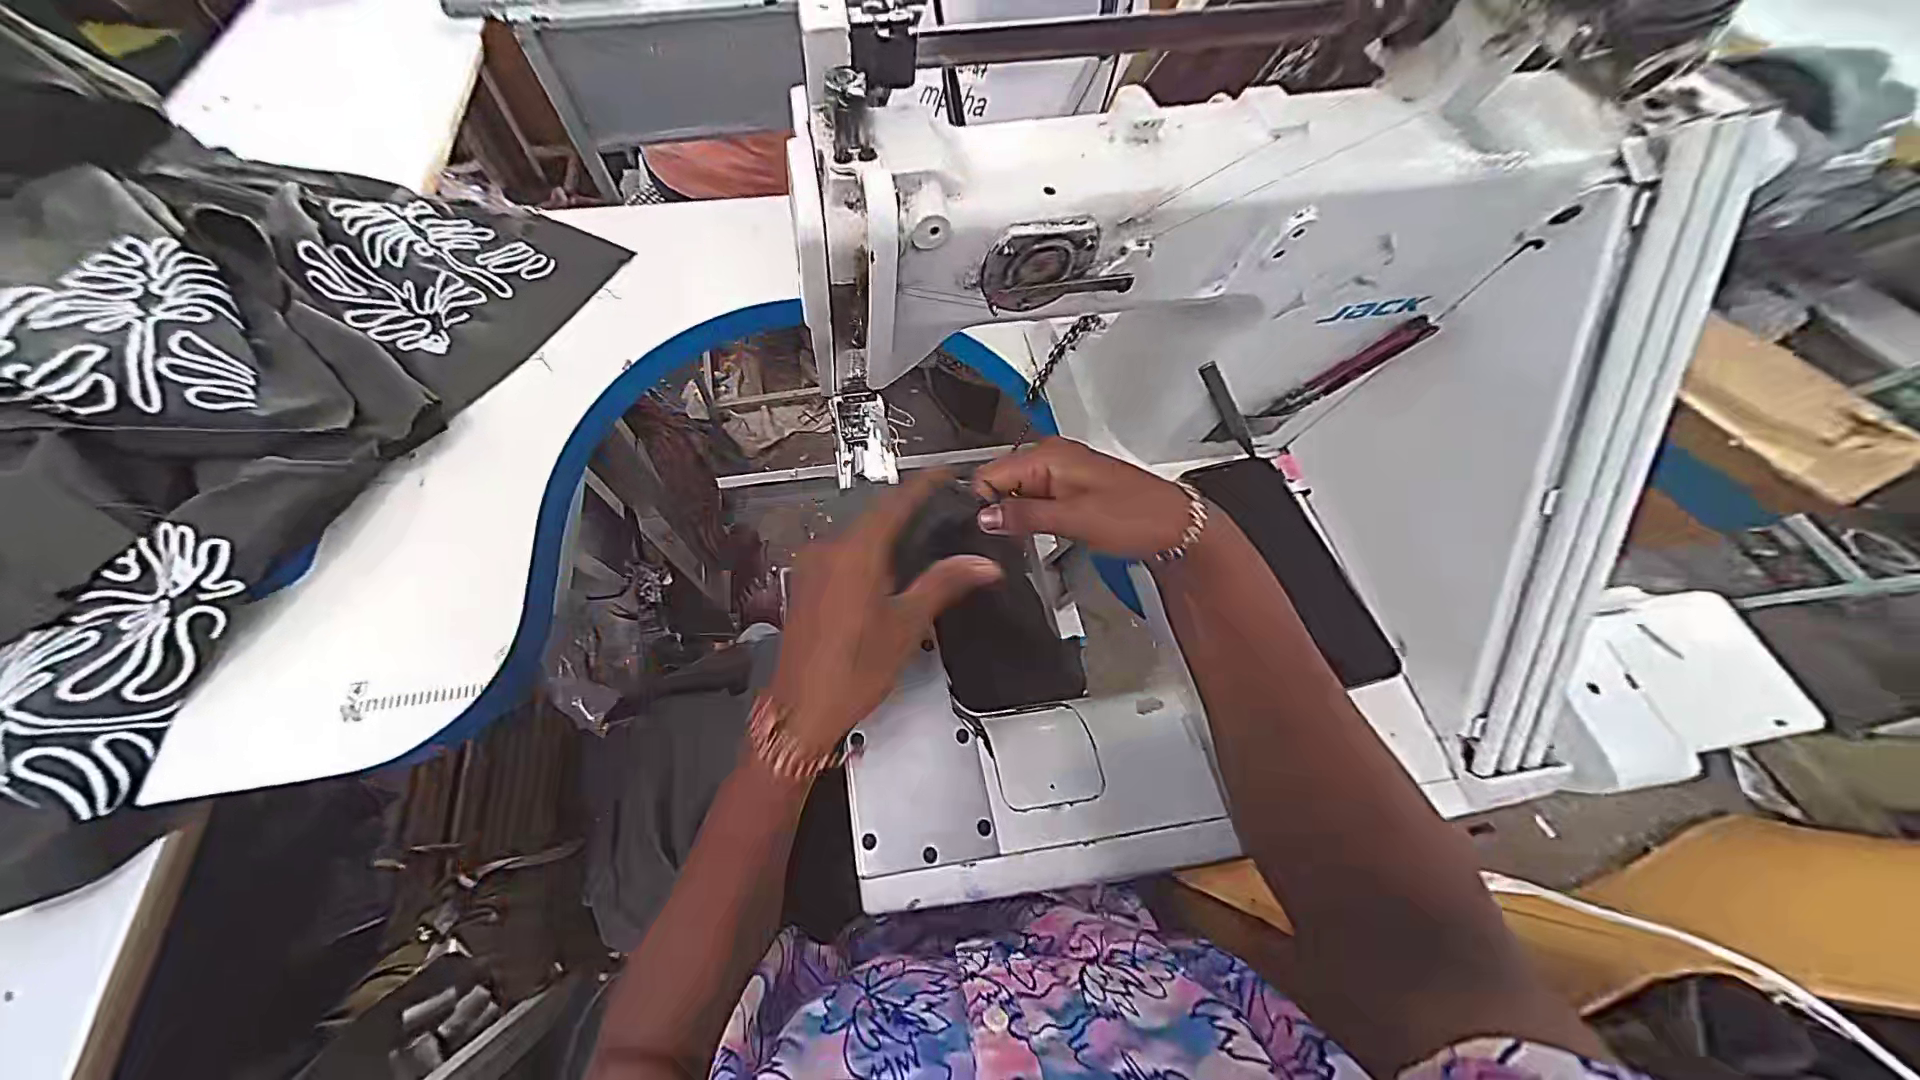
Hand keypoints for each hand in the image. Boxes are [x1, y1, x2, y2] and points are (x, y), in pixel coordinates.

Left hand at [762, 471, 1002, 771]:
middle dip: (910, 512)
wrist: (801, 709)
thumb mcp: (907, 625)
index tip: (945, 475)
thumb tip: (980, 564)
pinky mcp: (805, 583)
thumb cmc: (849, 674)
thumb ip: (944, 584)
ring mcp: (812, 567)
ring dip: (888, 535)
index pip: (895, 502)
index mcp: (854, 555)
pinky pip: (842, 553)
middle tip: (942, 513)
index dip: (924, 485)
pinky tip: (888, 572)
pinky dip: (869, 553)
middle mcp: (827, 552)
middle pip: (876, 516)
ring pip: (858, 535)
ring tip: (922, 544)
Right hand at [971, 437, 1196, 558]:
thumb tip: (987, 516)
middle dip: (1002, 512)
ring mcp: (1062, 473)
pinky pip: (1037, 502)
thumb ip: (1024, 515)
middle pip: (1002, 483)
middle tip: (1020, 537)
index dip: (985, 503)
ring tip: (1046, 534)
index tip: (991, 528)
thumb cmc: (1138, 516)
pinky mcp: (1070, 490)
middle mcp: (1053, 458)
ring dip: (1020, 518)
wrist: (1175, 527)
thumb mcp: (1073, 519)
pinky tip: (1053, 532)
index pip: (990, 472)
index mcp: (1049, 455)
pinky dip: (1036, 519)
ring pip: (1018, 495)